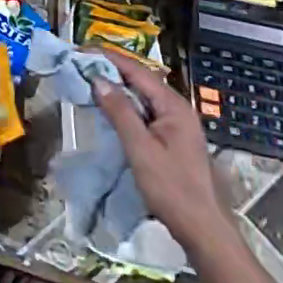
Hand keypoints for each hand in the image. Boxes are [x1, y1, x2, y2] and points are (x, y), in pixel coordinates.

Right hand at [92, 49, 231, 246]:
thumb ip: (119, 111)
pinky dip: (124, 104)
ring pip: (141, 95)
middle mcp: (178, 109)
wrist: (205, 231)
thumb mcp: (140, 148)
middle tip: (78, 64)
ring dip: (115, 87)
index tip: (78, 51)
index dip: (106, 57)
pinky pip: (144, 111)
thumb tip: (98, 79)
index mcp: (174, 106)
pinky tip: (108, 108)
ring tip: (87, 81)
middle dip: (109, 69)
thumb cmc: (172, 188)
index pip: (136, 70)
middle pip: (140, 79)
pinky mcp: (172, 138)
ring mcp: (177, 124)